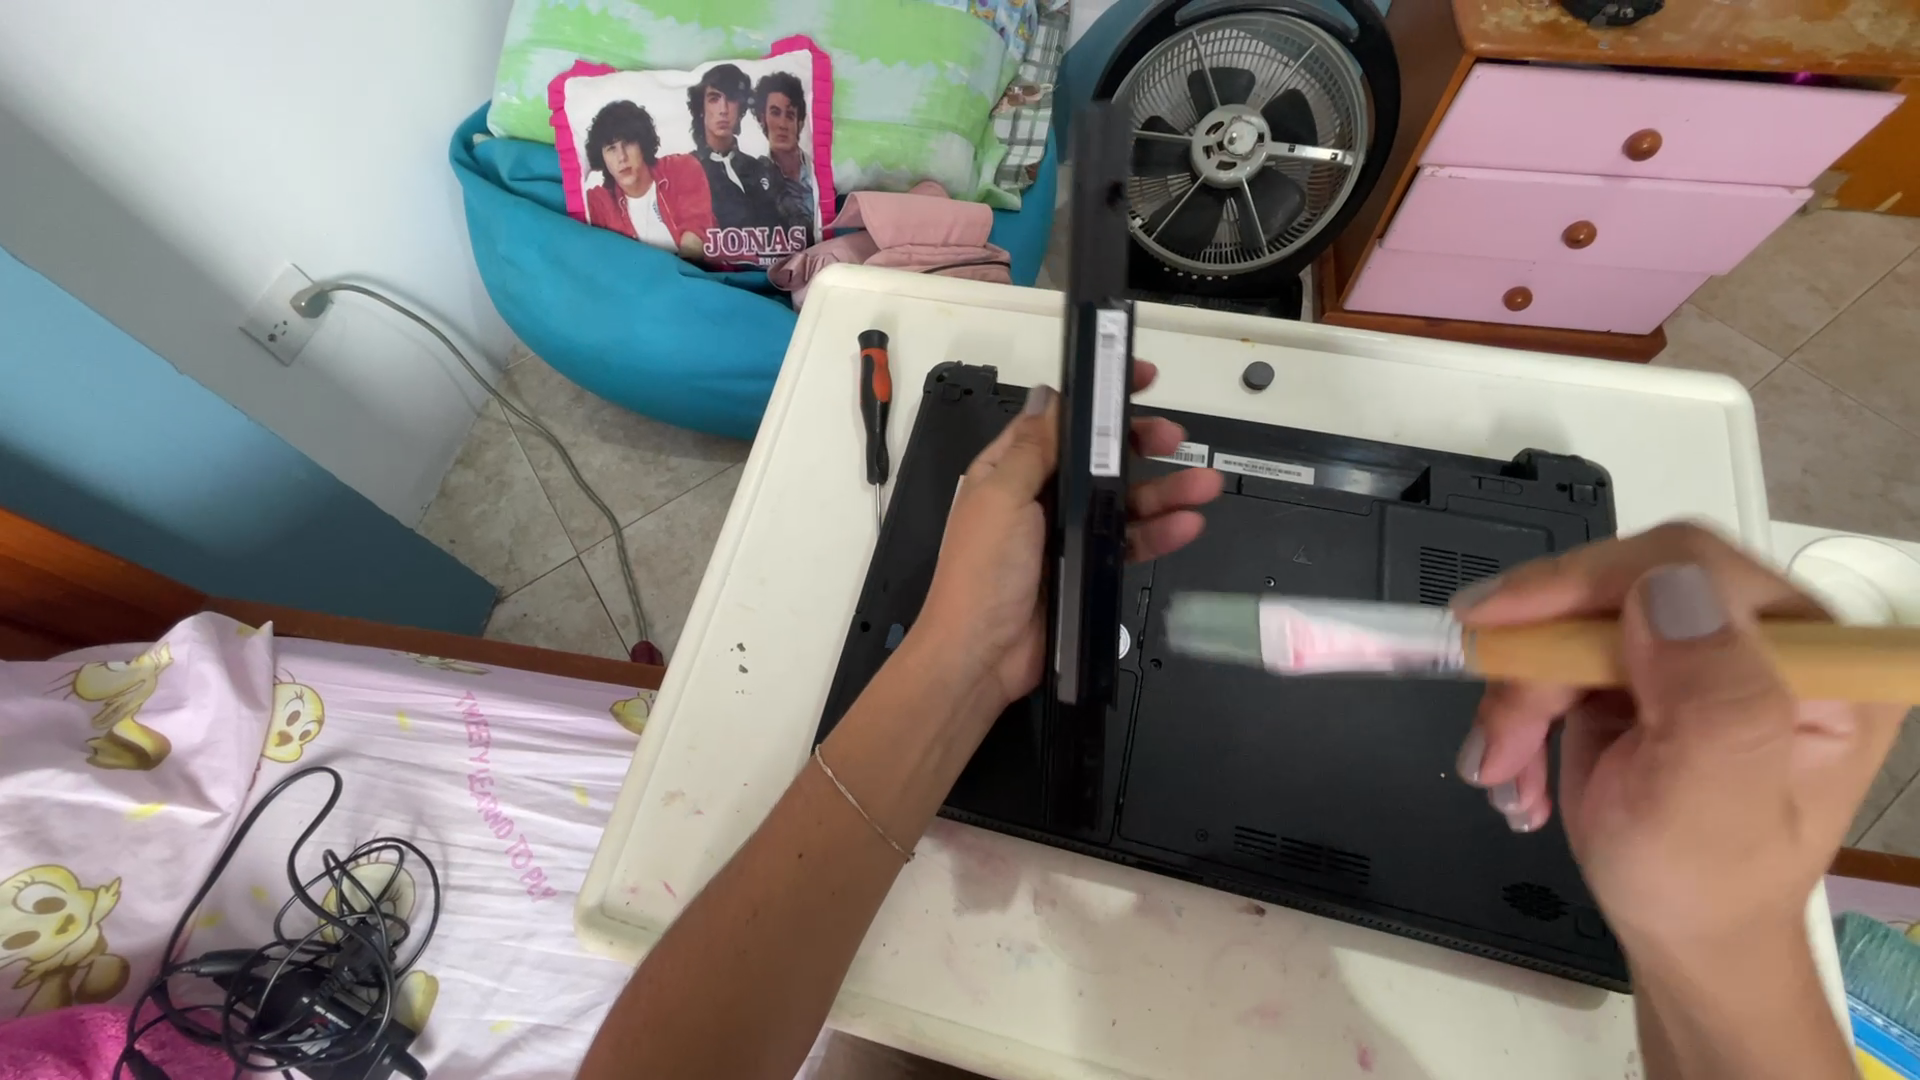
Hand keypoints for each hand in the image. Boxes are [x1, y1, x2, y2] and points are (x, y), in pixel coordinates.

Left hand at [911, 363, 1224, 710]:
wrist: (983, 655)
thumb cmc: (981, 574)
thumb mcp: (1002, 498)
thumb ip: (1031, 448)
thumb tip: (1048, 396)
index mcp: (1011, 471)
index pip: (1059, 420)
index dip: (1097, 398)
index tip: (1136, 381)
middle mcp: (1039, 496)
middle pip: (1099, 458)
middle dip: (1138, 444)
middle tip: (1173, 436)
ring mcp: (1064, 533)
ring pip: (1122, 500)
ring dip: (1164, 489)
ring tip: (1202, 484)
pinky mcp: (1085, 566)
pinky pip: (1129, 542)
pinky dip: (1158, 533)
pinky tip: (1185, 524)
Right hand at [1453, 523, 1903, 955]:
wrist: (1675, 921)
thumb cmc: (1700, 881)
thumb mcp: (1710, 802)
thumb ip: (1713, 696)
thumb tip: (1665, 588)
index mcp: (1818, 665)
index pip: (1691, 569)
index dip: (1583, 581)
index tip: (1490, 619)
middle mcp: (1755, 641)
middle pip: (1607, 592)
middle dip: (1534, 660)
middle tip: (1496, 732)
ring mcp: (1685, 652)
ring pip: (1559, 625)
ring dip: (1513, 695)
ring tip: (1503, 764)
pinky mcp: (1627, 667)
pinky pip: (1542, 654)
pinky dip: (1511, 704)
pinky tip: (1511, 757)